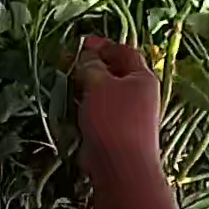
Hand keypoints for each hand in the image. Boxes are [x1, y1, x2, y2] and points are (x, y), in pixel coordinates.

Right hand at [75, 35, 162, 172]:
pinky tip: (71, 109)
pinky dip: (85, 107)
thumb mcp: (99, 86)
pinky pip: (99, 112)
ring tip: (66, 85)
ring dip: (86, 88)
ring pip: (105, 94)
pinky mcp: (115, 132)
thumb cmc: (112, 120)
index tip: (80, 43)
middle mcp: (139, 94)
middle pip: (115, 72)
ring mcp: (128, 114)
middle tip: (69, 64)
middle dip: (92, 66)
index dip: (103, 45)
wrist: (120, 165)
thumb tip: (86, 58)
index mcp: (142, 77)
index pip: (124, 51)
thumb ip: (91, 68)